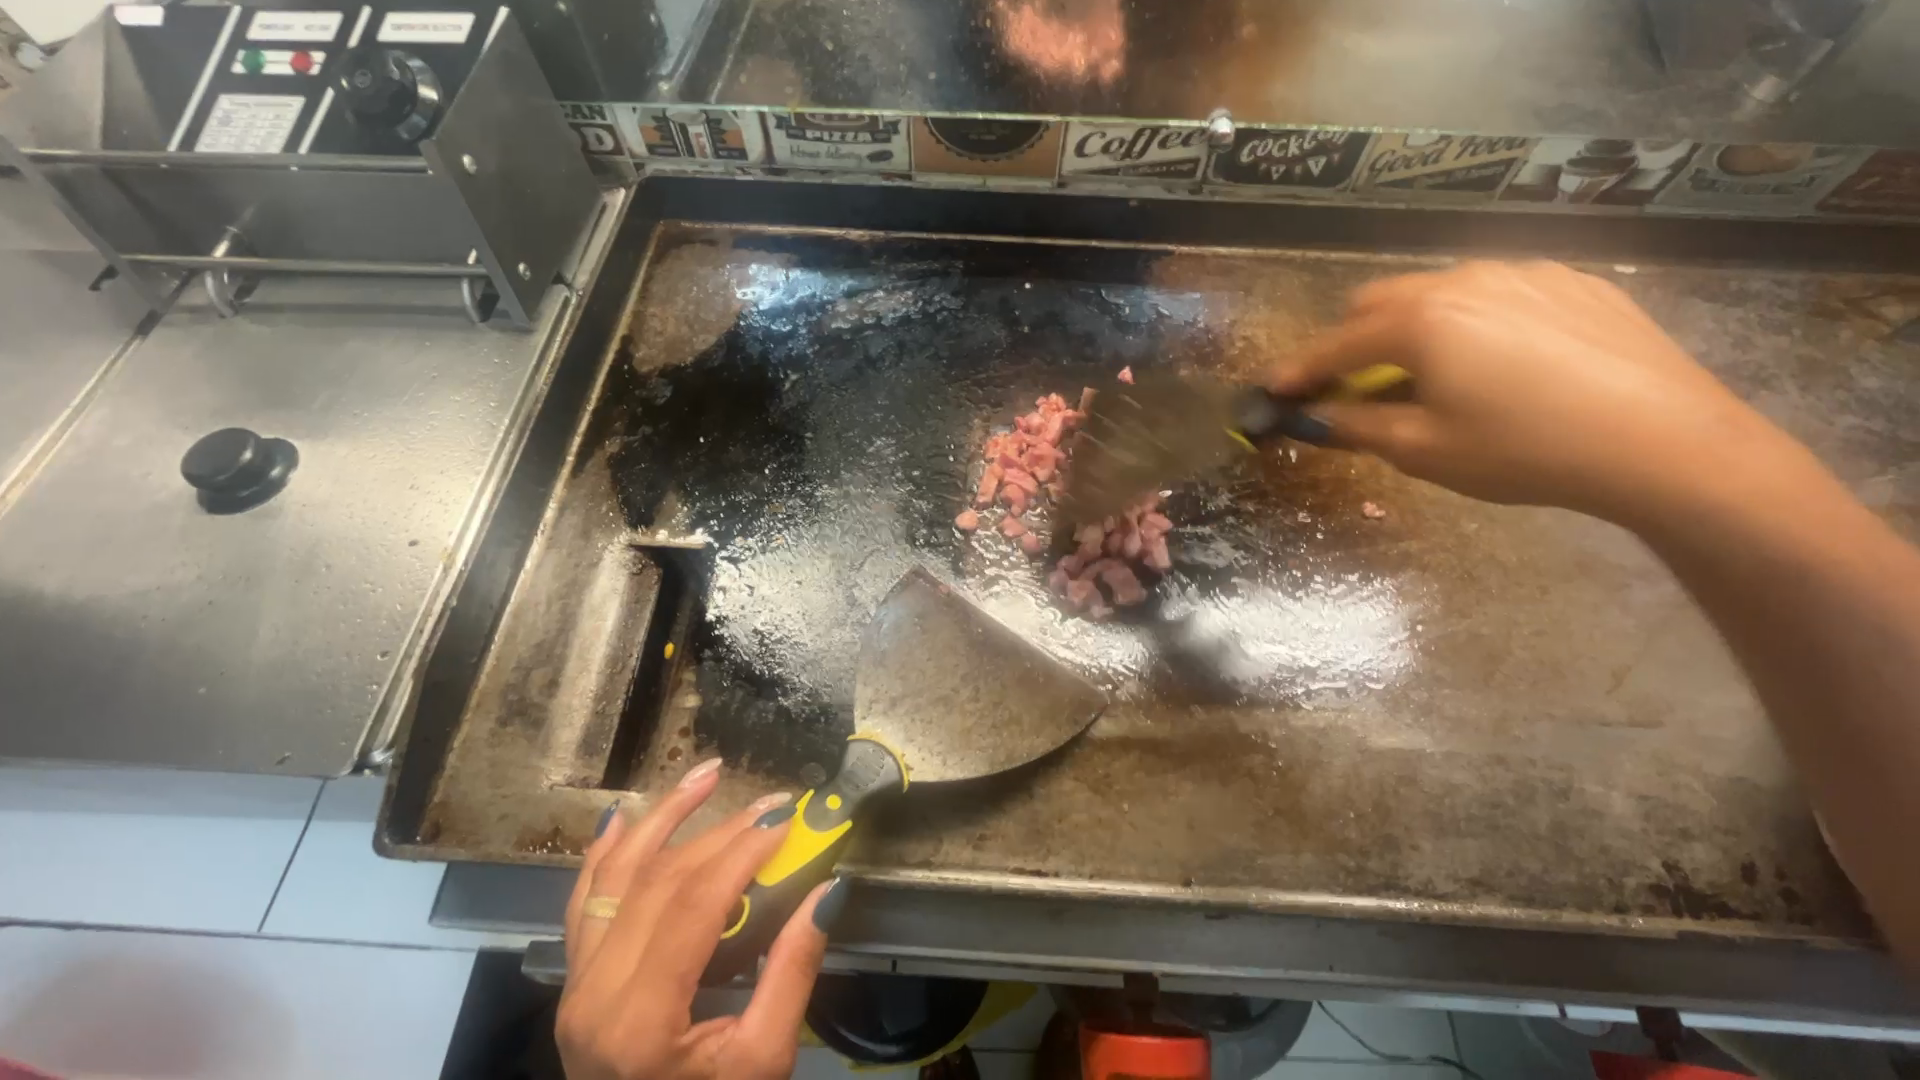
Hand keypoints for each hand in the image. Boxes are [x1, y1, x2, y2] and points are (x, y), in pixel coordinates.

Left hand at [557, 759, 844, 1079]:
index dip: (743, 853)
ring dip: (662, 818)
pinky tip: (623, 817)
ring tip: (707, 775)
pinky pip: (584, 903)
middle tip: (772, 803)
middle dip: (721, 832)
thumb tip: (828, 890)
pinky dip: (604, 854)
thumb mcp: (765, 1059)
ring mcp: (576, 985)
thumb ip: (792, 971)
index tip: (788, 821)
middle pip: (659, 881)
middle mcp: (594, 993)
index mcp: (641, 1019)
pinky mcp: (575, 982)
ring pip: (617, 877)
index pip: (694, 905)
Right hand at [1274, 260, 1792, 526]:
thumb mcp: (1424, 451)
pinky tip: (1505, 365)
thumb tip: (1317, 419)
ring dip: (1415, 327)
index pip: (1337, 345)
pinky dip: (1475, 323)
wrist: (1663, 442)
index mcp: (1421, 321)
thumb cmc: (1524, 451)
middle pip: (1380, 301)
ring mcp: (1525, 275)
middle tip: (1355, 384)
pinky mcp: (1575, 284)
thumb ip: (1357, 428)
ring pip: (1441, 291)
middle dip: (1353, 340)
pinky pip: (1500, 293)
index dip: (1300, 370)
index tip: (1273, 389)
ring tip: (1436, 374)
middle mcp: (1466, 280)